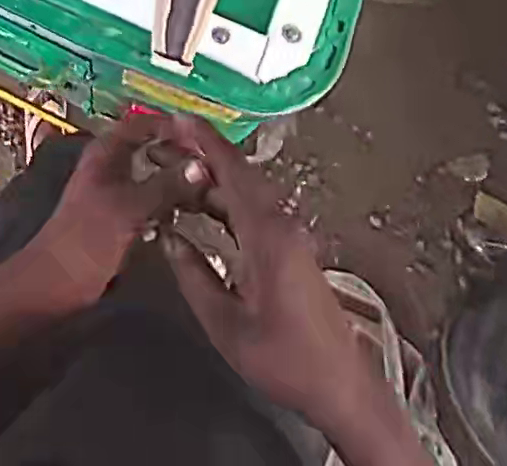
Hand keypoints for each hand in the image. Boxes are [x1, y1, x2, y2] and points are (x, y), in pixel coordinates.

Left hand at [17, 112, 208, 307]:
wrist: (57, 282)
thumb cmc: (87, 237)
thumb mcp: (129, 208)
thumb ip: (166, 185)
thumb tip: (202, 164)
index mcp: (105, 152)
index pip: (141, 122)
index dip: (170, 124)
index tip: (204, 136)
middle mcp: (110, 165)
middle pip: (150, 147)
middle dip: (179, 154)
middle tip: (213, 166)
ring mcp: (115, 191)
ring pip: (152, 176)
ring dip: (175, 181)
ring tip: (209, 190)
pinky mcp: (121, 216)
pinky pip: (151, 201)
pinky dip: (167, 203)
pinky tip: (189, 214)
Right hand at [161, 116, 427, 465]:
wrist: (342, 388)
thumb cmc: (284, 358)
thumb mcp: (225, 322)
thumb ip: (193, 273)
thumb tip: (170, 236)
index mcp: (266, 234)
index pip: (233, 172)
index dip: (206, 141)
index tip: (180, 118)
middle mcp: (280, 224)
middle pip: (238, 174)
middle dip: (201, 152)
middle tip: (164, 140)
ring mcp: (287, 233)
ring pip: (244, 189)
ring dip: (210, 175)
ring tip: (174, 166)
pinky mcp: (288, 246)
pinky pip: (250, 207)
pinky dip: (223, 196)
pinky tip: (200, 201)